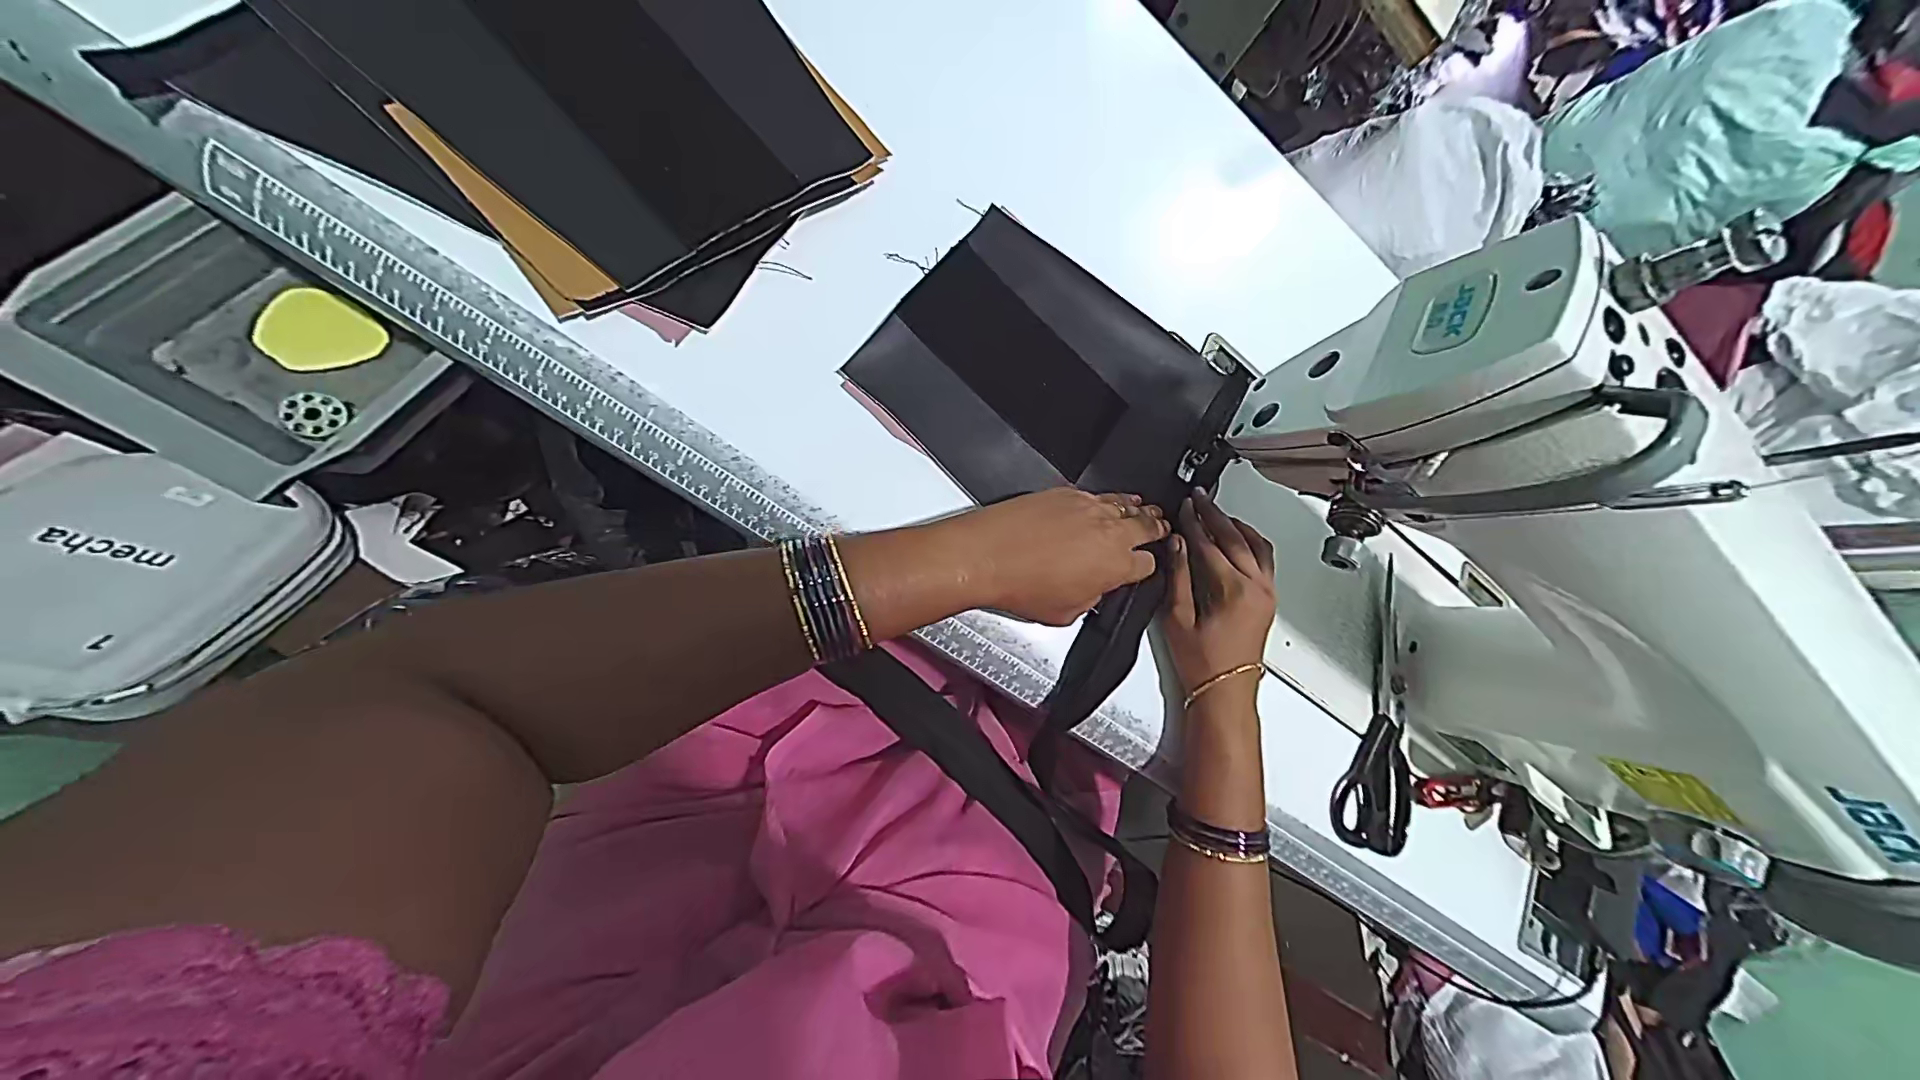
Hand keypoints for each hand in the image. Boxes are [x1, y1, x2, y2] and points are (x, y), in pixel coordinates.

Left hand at [933, 487, 1168, 625]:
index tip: (1143, 565)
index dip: (1147, 566)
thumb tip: (1092, 589)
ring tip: (1146, 509)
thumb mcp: (1064, 612)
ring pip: (1126, 504)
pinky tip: (1109, 500)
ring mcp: (1088, 509)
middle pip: (1146, 525)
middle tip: (1160, 527)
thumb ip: (1090, 598)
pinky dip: (1108, 498)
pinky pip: (1097, 494)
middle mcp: (1108, 532)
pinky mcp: (1066, 493)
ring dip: (1138, 508)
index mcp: (1116, 566)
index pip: (1147, 564)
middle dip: (1155, 528)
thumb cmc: (1018, 584)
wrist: (986, 555)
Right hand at [1161, 490, 1275, 699]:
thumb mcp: (1177, 618)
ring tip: (1217, 512)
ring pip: (1256, 545)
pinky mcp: (1268, 600)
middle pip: (1235, 538)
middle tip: (1200, 499)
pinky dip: (1250, 541)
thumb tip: (1177, 544)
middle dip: (1215, 515)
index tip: (1184, 507)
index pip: (1209, 545)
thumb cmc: (1202, 663)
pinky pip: (1265, 559)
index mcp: (1233, 591)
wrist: (1225, 691)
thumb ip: (1177, 576)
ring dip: (1236, 525)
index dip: (1194, 523)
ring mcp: (1266, 593)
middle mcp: (1256, 588)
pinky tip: (1238, 537)